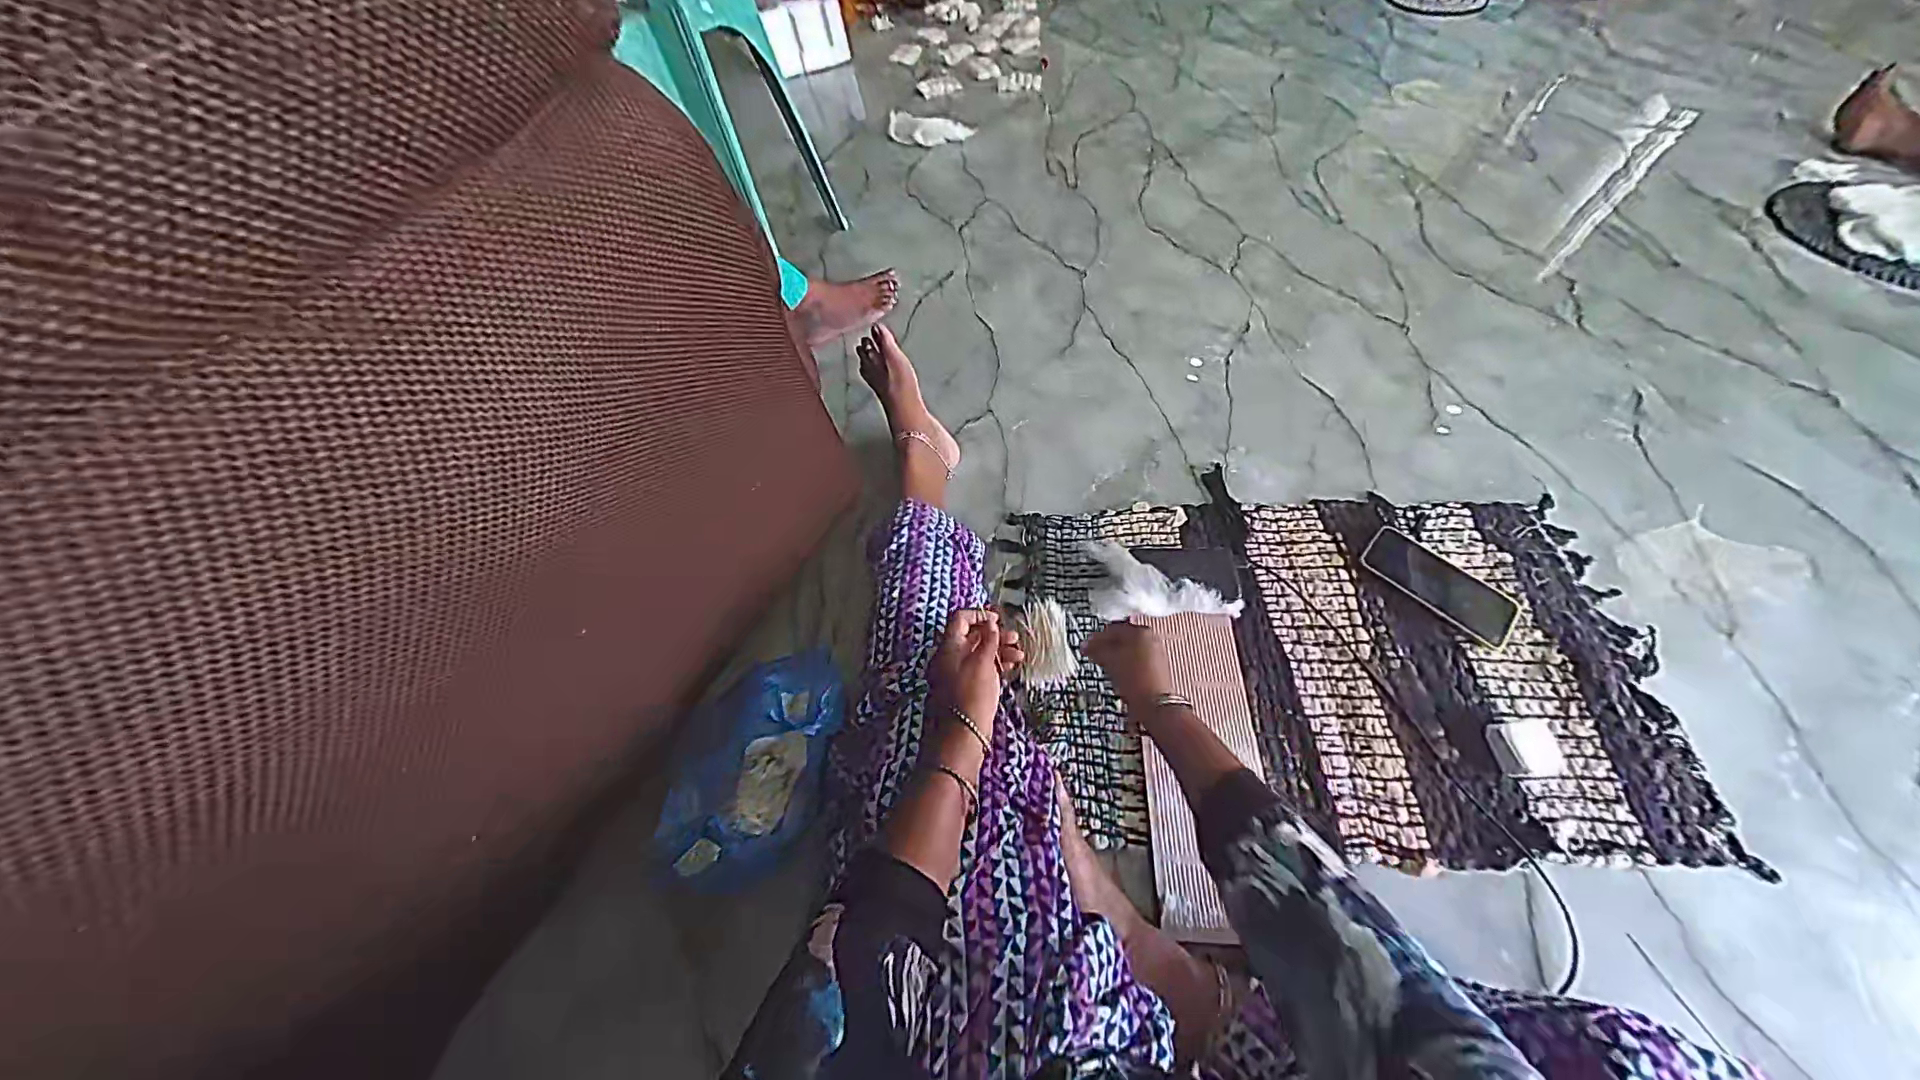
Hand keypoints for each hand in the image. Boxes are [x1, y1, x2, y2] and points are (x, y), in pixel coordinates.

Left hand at [931, 608, 1008, 721]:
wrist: (962, 733)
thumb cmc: (972, 694)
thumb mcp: (983, 662)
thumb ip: (988, 640)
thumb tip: (991, 622)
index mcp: (949, 646)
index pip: (960, 619)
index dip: (979, 615)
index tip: (997, 619)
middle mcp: (950, 657)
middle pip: (972, 636)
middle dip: (995, 635)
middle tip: (1014, 639)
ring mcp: (958, 673)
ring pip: (979, 653)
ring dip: (999, 650)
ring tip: (1019, 657)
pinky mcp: (966, 688)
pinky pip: (980, 668)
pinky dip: (995, 665)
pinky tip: (1011, 667)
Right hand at [1083, 622, 1173, 705]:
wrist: (1154, 703)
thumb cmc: (1132, 678)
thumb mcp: (1109, 660)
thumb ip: (1095, 649)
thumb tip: (1086, 645)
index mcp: (1140, 632)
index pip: (1112, 629)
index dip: (1096, 637)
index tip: (1085, 645)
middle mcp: (1150, 639)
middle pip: (1121, 638)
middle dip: (1105, 646)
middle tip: (1091, 653)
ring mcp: (1155, 653)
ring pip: (1128, 649)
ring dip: (1114, 655)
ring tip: (1102, 663)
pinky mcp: (1157, 667)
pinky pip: (1135, 659)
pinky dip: (1124, 662)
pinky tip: (1116, 671)